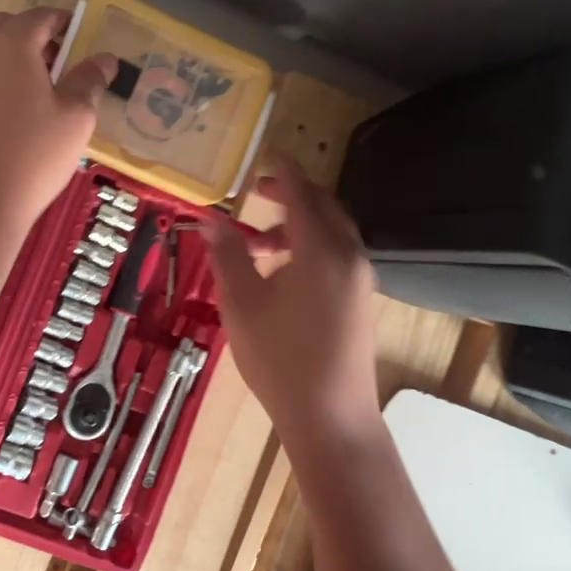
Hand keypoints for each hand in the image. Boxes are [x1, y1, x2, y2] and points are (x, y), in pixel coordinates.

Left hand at [0, 8, 115, 240]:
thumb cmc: (33, 158)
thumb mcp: (75, 119)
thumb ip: (89, 80)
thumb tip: (104, 59)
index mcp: (11, 44)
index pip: (40, 17)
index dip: (62, 22)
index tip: (78, 35)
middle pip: (6, 27)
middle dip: (32, 35)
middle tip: (57, 60)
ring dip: (9, 56)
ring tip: (34, 87)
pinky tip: (9, 110)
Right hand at [204, 160, 380, 443]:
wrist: (330, 417)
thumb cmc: (279, 360)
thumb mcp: (241, 304)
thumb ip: (227, 254)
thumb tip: (210, 216)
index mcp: (321, 250)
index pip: (301, 192)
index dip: (281, 170)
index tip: (264, 152)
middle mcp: (348, 256)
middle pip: (323, 206)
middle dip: (291, 194)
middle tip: (256, 190)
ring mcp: (359, 279)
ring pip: (331, 231)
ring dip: (297, 224)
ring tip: (256, 244)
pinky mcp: (360, 299)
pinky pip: (337, 253)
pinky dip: (311, 246)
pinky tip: (281, 273)